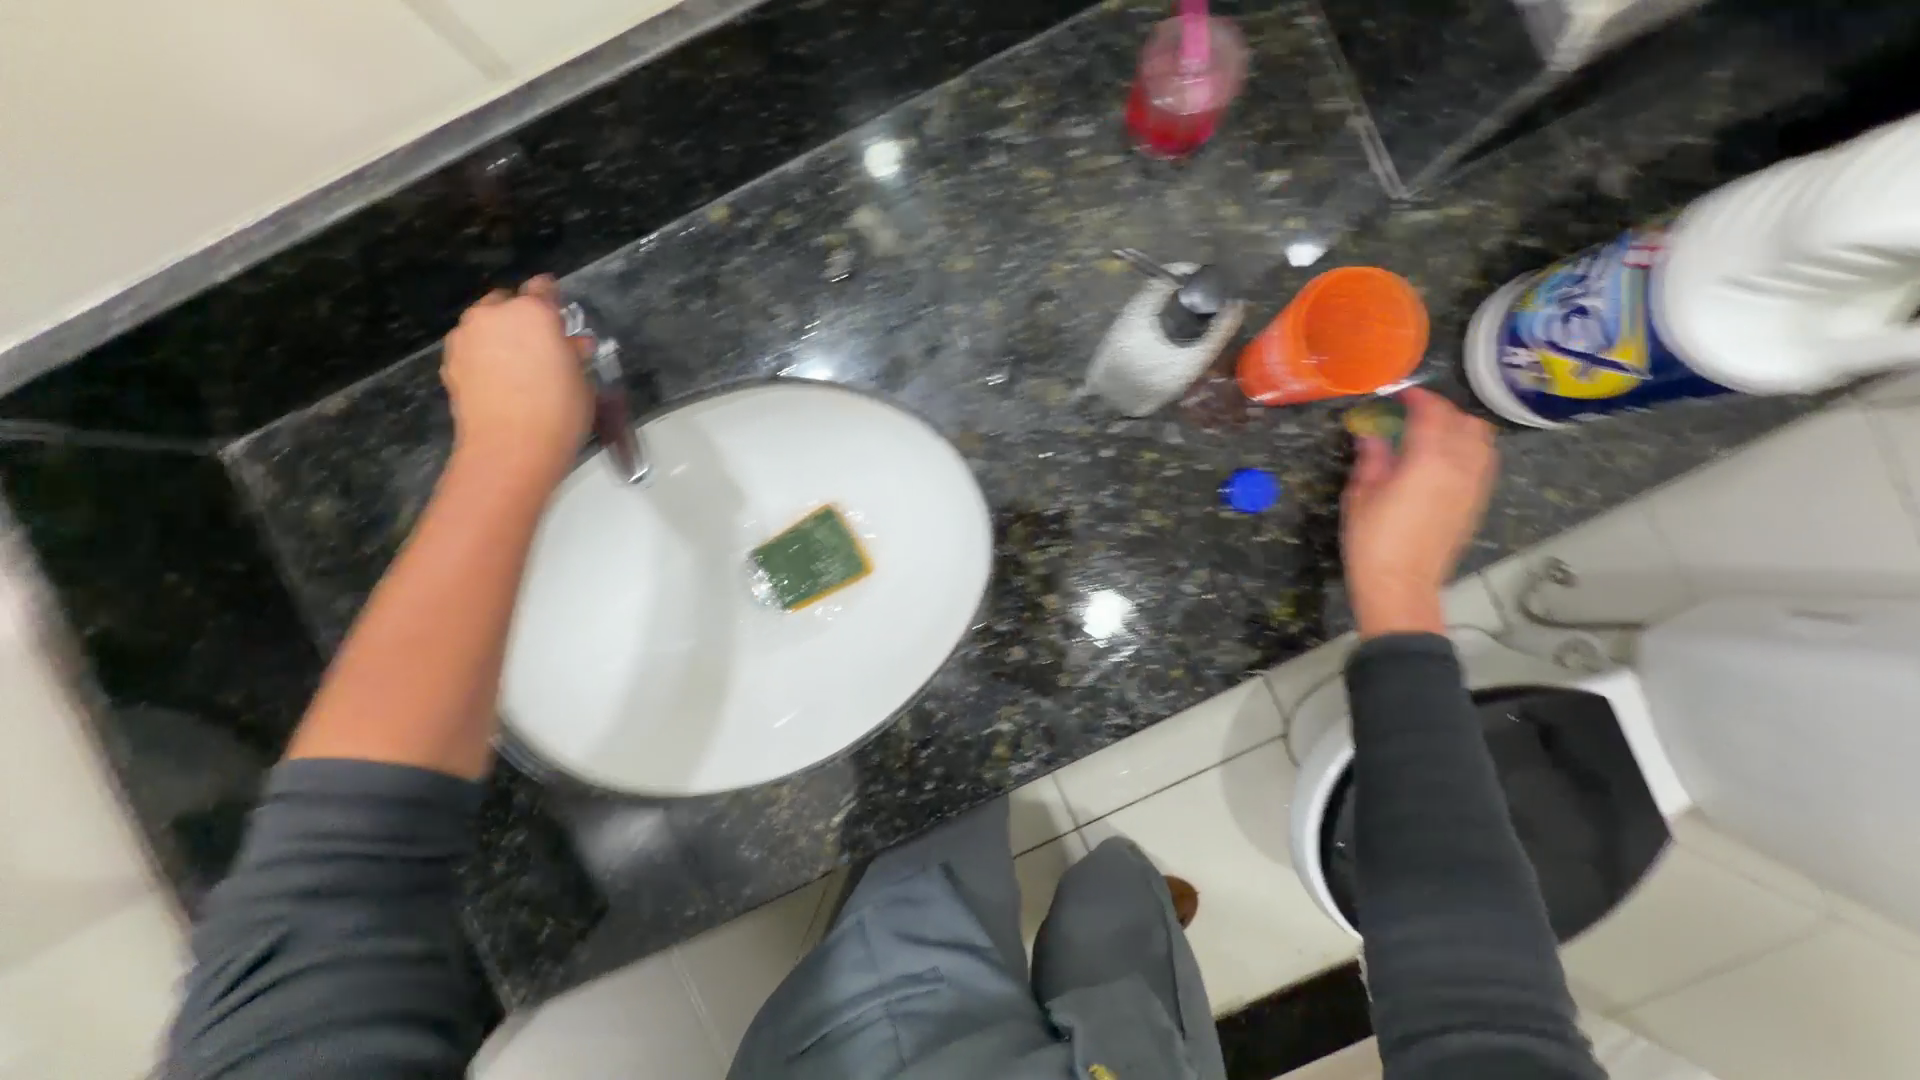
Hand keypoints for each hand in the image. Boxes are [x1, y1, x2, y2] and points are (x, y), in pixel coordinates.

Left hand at [441, 276, 593, 485]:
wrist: (510, 448)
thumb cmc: (559, 412)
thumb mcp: (581, 381)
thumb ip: (572, 355)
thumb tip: (571, 345)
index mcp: (533, 312)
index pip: (543, 288)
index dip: (553, 299)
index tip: (560, 313)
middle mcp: (494, 315)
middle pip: (506, 303)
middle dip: (521, 317)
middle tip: (540, 344)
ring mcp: (466, 338)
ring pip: (485, 326)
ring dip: (500, 337)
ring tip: (519, 366)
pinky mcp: (450, 363)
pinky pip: (472, 350)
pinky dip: (484, 358)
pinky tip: (500, 382)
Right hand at [1340, 388, 1497, 637]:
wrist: (1401, 585)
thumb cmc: (1372, 542)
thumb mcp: (1360, 496)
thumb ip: (1372, 459)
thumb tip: (1372, 435)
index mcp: (1426, 461)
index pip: (1432, 414)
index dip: (1418, 398)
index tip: (1402, 395)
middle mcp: (1459, 468)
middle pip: (1465, 422)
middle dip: (1443, 411)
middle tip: (1416, 414)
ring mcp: (1474, 486)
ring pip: (1482, 441)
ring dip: (1462, 429)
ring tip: (1436, 434)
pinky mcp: (1476, 503)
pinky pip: (1484, 463)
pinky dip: (1470, 450)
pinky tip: (1447, 460)